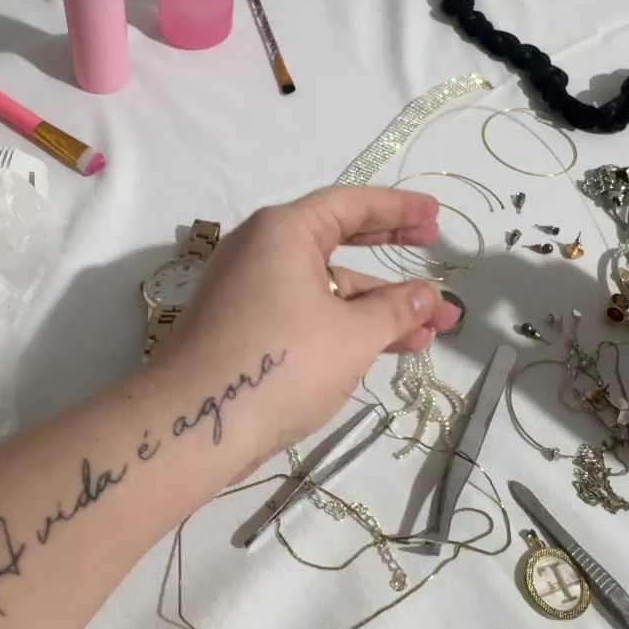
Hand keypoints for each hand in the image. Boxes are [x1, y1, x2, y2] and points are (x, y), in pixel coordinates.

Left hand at [148, 186, 460, 470]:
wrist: (194, 424)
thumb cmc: (280, 362)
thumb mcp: (351, 335)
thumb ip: (395, 311)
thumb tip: (426, 297)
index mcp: (283, 232)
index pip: (349, 204)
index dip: (397, 207)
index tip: (435, 215)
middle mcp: (263, 251)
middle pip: (338, 238)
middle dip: (390, 247)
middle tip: (432, 245)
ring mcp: (252, 292)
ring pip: (327, 286)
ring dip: (378, 304)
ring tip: (433, 327)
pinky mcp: (247, 329)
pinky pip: (308, 313)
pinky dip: (346, 324)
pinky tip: (387, 347)